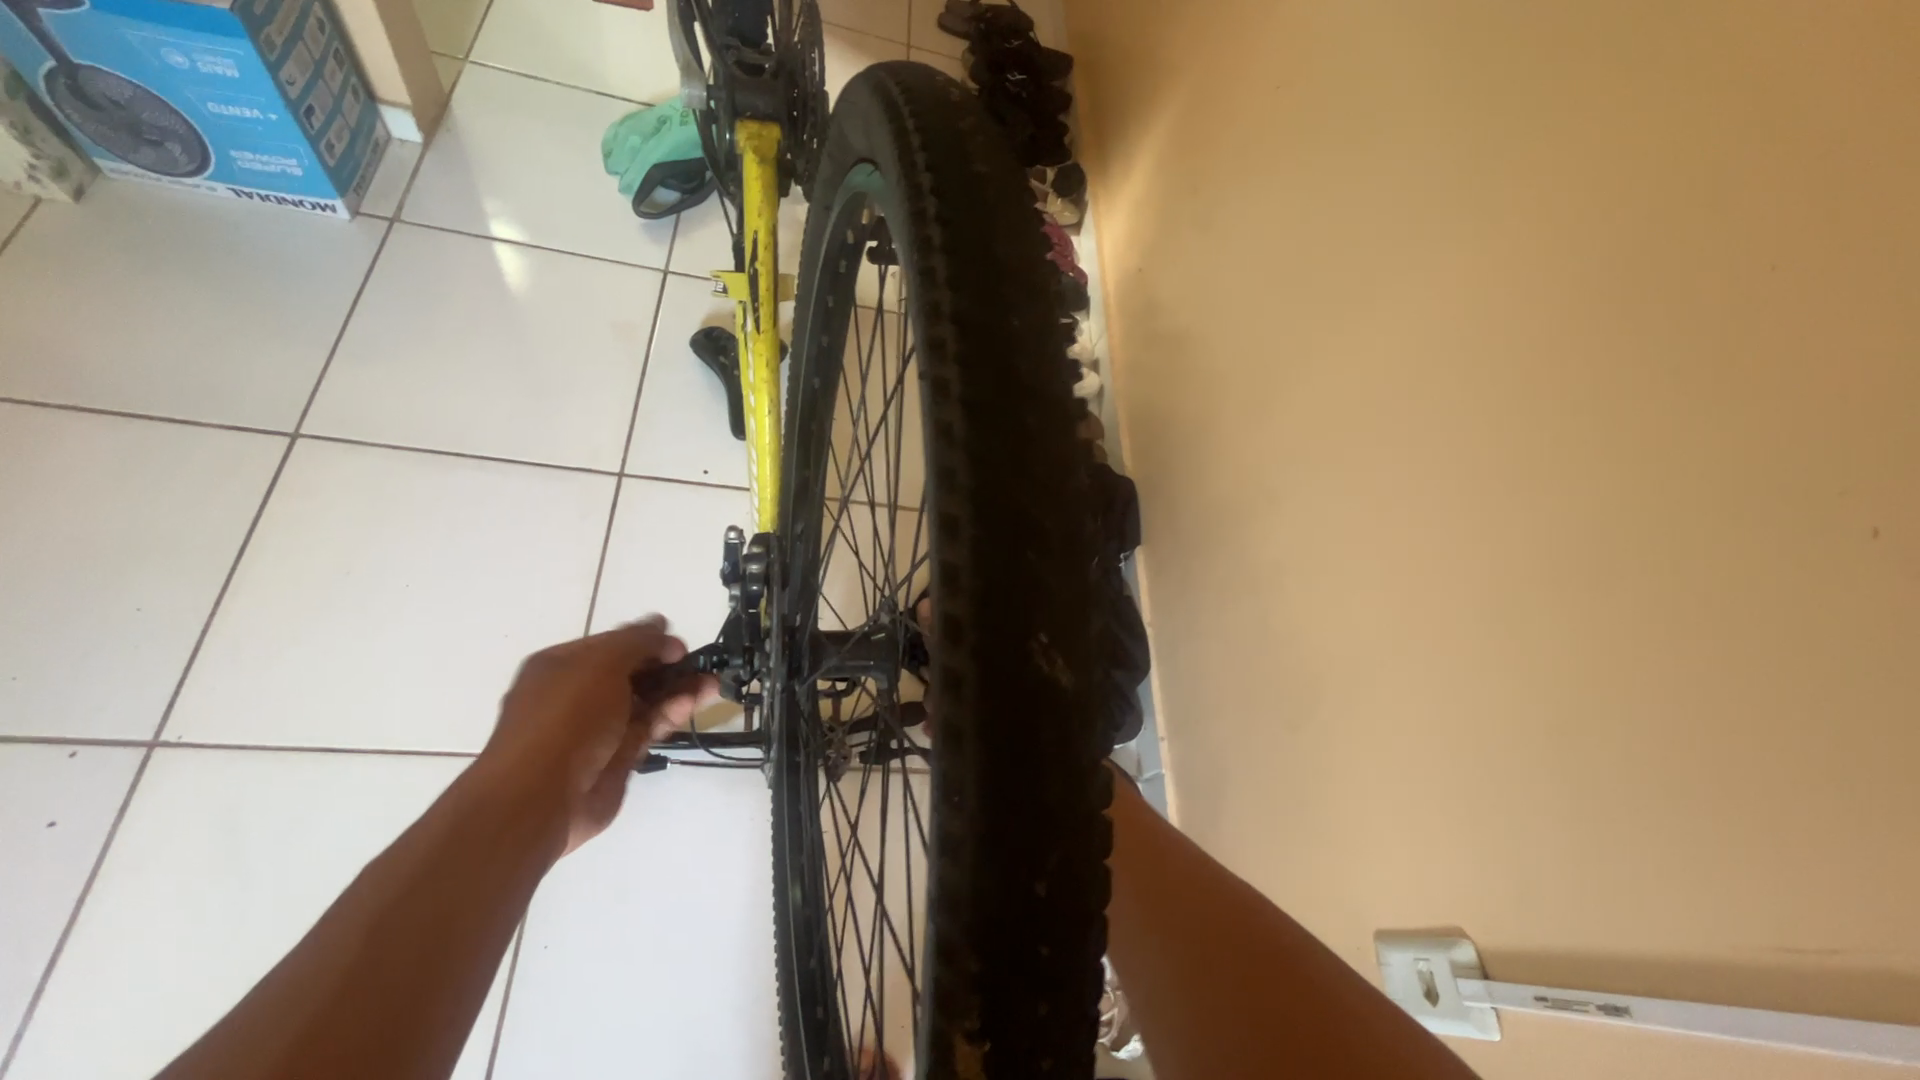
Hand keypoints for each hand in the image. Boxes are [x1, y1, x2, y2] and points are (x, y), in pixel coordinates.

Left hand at [476, 617, 717, 854]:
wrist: (542, 796)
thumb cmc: (566, 718)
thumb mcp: (601, 664)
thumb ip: (637, 642)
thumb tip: (663, 627)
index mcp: (562, 665)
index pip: (612, 644)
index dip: (647, 641)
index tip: (680, 644)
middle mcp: (578, 694)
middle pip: (632, 673)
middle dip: (668, 666)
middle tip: (703, 664)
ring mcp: (597, 728)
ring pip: (645, 701)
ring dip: (678, 690)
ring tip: (711, 684)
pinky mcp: (617, 757)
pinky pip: (648, 728)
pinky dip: (671, 715)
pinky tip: (693, 704)